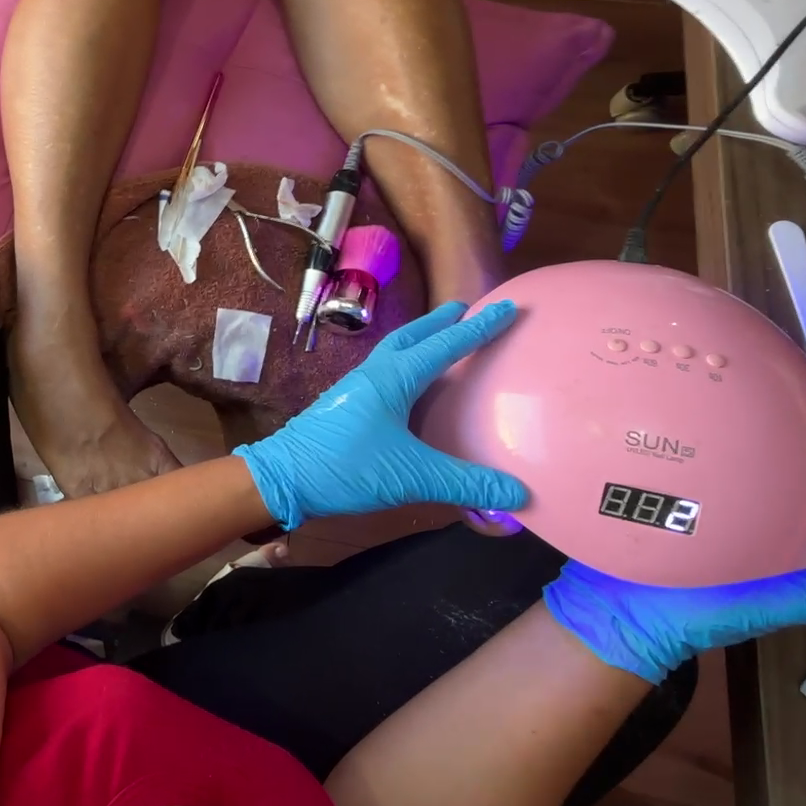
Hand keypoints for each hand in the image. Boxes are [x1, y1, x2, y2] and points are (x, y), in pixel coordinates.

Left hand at [234, 300, 528, 529]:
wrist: (282, 478)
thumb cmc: (346, 468)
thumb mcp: (412, 477)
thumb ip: (467, 484)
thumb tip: (522, 497)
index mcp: (390, 380)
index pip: (442, 347)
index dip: (476, 329)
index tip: (505, 307)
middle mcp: (371, 376)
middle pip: (409, 339)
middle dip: (438, 323)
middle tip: (465, 309)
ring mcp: (353, 390)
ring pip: (390, 354)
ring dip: (417, 342)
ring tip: (440, 338)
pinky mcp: (343, 406)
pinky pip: (381, 374)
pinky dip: (402, 366)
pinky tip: (408, 385)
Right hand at [545, 430, 805, 682]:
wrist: (610, 611)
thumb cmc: (698, 613)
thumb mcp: (780, 602)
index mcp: (772, 544)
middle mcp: (731, 521)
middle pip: (763, 479)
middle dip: (782, 447)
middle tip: (790, 405)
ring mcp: (680, 506)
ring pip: (711, 470)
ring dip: (722, 441)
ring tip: (730, 402)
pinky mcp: (637, 495)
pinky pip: (658, 467)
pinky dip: (668, 448)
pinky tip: (666, 420)